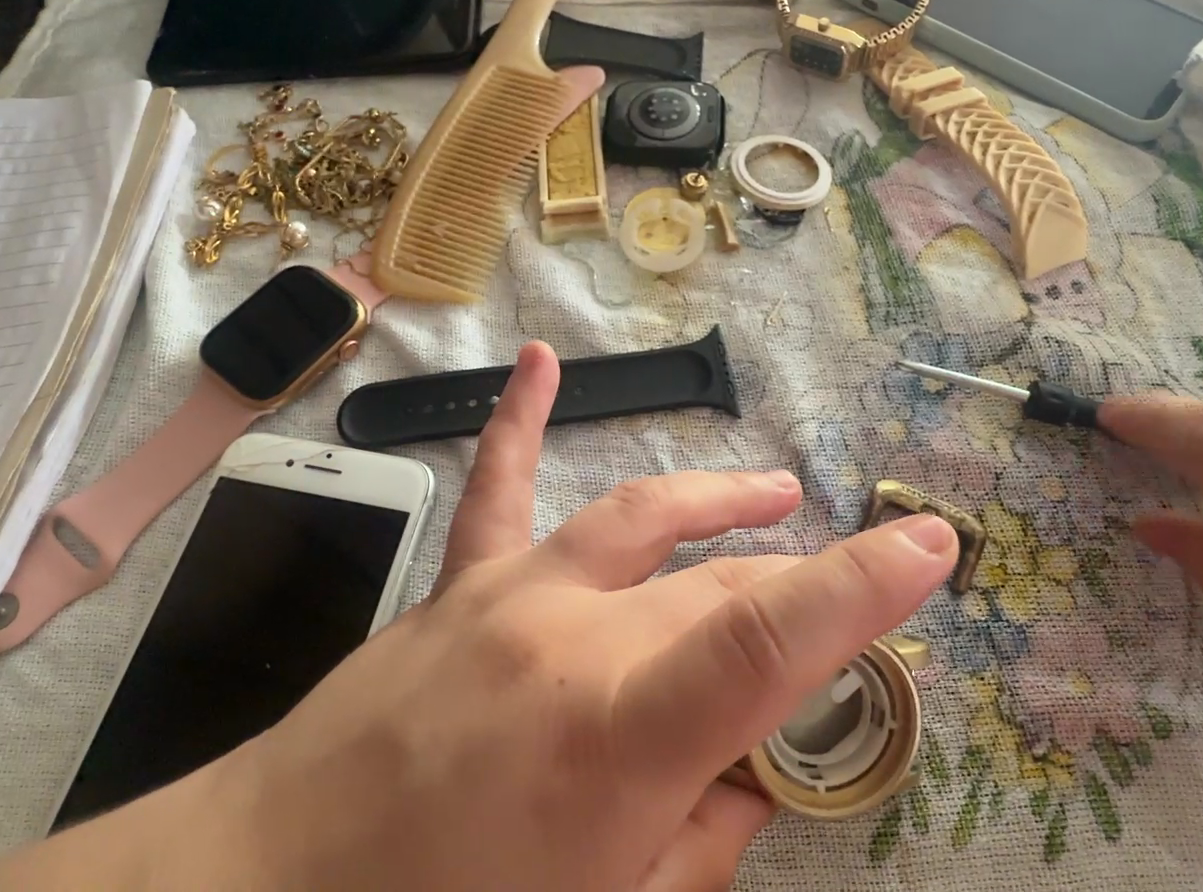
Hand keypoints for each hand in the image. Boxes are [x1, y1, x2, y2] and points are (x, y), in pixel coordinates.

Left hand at [0, 341, 959, 890]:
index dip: (861, 587)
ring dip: (718, 507)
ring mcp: (511, 594)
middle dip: (794, 595)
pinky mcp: (461, 584)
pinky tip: (541, 362)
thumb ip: (699, 845)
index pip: (767, 640)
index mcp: (617, 736)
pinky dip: (520, 418)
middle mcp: (572, 638)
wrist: (274, 881)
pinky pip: (498, 486)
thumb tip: (746, 779)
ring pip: (644, 524)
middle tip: (838, 606)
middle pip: (720, 588)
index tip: (929, 544)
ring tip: (772, 496)